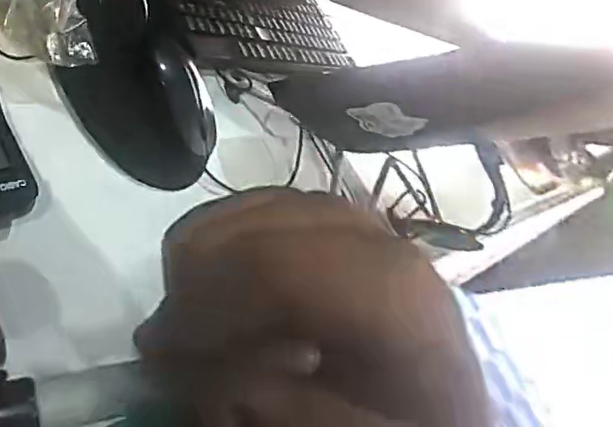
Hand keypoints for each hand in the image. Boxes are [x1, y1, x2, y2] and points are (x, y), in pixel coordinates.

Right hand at [135, 189, 487, 426]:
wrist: (455, 415)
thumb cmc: (408, 423)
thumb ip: (271, 398)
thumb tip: (183, 356)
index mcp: (395, 294)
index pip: (276, 269)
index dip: (205, 303)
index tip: (157, 345)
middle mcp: (378, 235)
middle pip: (258, 227)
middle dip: (198, 277)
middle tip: (164, 338)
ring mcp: (360, 217)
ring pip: (256, 207)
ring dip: (209, 256)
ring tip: (188, 313)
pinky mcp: (343, 218)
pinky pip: (267, 208)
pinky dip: (229, 241)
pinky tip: (220, 286)